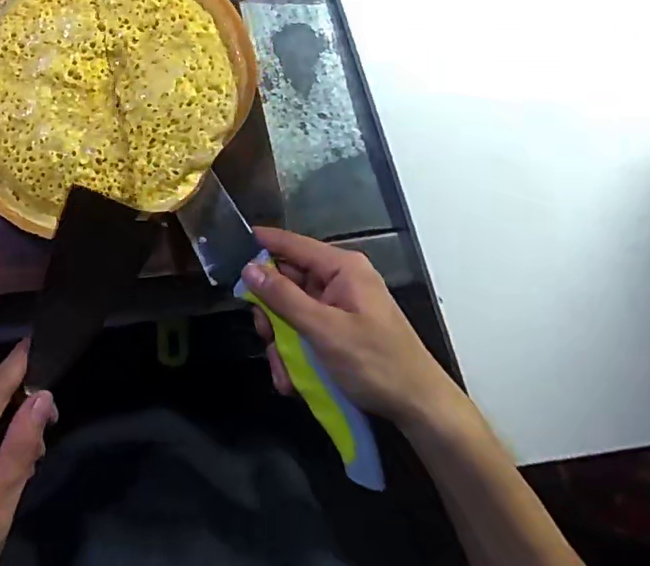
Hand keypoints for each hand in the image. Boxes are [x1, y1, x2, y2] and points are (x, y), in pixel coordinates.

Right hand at [245, 227, 462, 428]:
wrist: (417, 405)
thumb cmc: (374, 361)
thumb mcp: (323, 330)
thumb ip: (284, 298)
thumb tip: (249, 269)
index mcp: (342, 267)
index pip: (294, 244)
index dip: (263, 244)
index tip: (232, 247)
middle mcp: (341, 280)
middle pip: (289, 282)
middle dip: (273, 314)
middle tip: (266, 337)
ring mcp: (341, 307)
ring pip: (294, 313)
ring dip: (284, 343)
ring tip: (286, 374)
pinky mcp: (341, 331)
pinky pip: (307, 333)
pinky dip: (297, 355)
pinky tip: (295, 381)